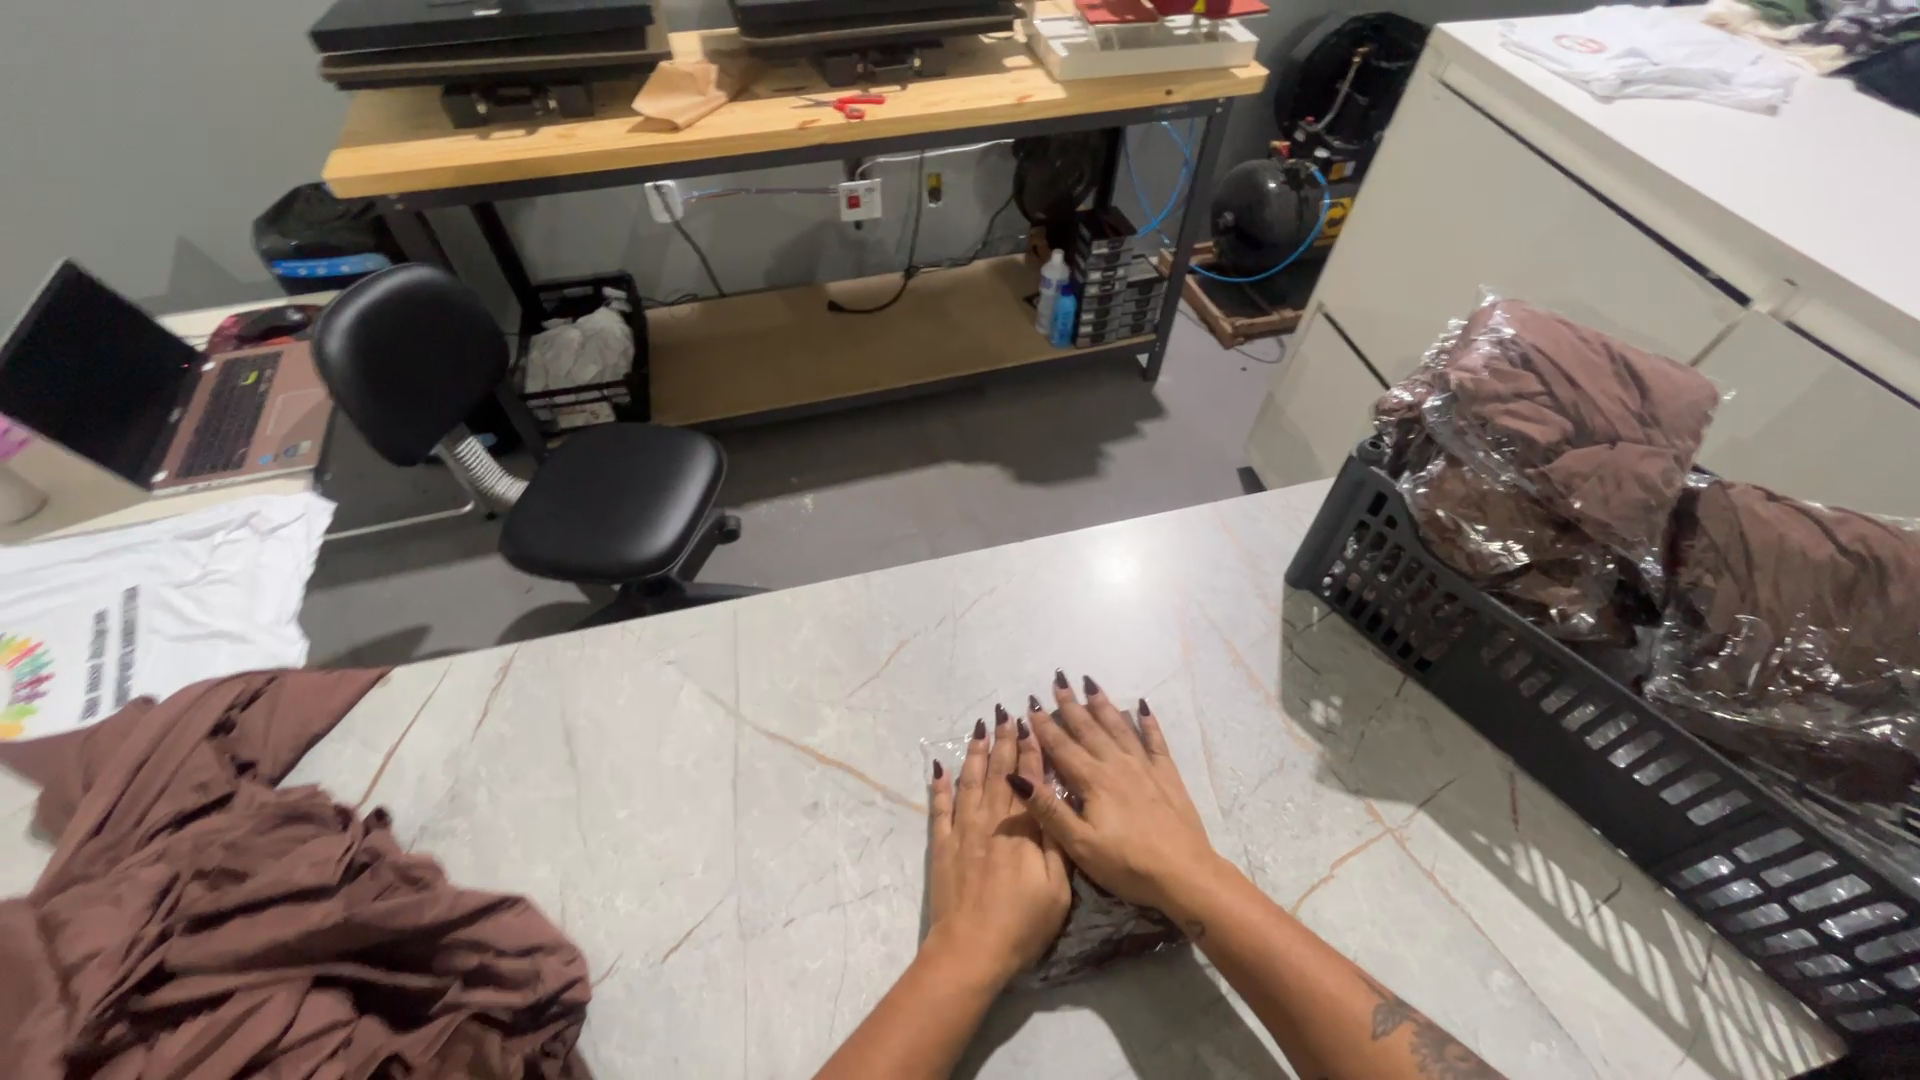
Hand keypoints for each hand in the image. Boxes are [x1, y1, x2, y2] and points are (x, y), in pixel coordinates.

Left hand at [924, 707, 1071, 985]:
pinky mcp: (943, 845)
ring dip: (974, 753)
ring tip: (979, 729)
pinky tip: (938, 767)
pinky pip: (939, 807)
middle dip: (1003, 741)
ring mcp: (964, 830)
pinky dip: (939, 786)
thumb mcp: (1058, 888)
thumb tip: (1056, 799)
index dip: (1030, 752)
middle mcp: (992, 821)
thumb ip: (1056, 841)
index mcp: (1024, 830)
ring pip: (969, 781)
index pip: (1029, 781)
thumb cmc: (1023, 924)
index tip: (1030, 724)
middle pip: (998, 772)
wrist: (970, 949)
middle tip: (1005, 714)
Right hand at [1012, 673, 1222, 922]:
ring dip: (1103, 705)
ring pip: (1119, 727)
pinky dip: (1147, 722)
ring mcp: (1144, 767)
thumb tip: (1017, 775)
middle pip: (1089, 729)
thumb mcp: (1080, 844)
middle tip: (1059, 680)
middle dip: (1071, 705)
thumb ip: (1048, 809)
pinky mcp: (1167, 775)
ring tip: (1091, 684)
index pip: (1061, 747)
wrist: (1184, 874)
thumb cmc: (1126, 864)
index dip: (1044, 726)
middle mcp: (1117, 764)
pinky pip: (1155, 740)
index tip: (1030, 704)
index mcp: (1093, 781)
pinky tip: (1142, 706)